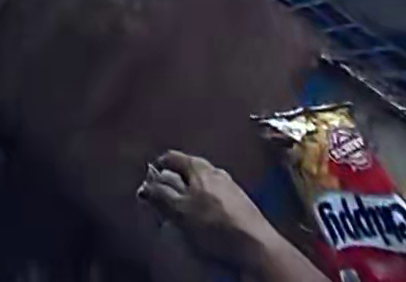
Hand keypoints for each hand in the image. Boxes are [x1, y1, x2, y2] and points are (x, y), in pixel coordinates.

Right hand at [138, 150, 280, 268]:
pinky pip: (219, 201)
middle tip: (167, 201)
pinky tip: (209, 223)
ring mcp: (233, 188)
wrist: (260, 249)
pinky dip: (209, 208)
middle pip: (188, 172)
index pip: (170, 157)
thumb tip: (145, 187)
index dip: (157, 168)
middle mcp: (215, 170)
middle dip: (176, 185)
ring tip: (187, 215)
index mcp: (197, 165)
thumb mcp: (179, 211)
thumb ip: (158, 195)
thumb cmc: (215, 224)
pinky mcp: (245, 207)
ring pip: (204, 187)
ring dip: (193, 197)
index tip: (151, 182)